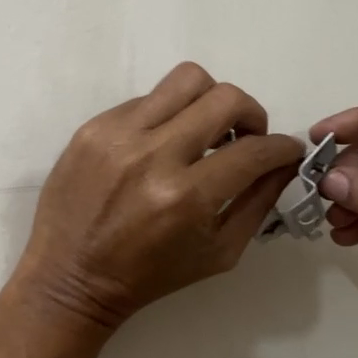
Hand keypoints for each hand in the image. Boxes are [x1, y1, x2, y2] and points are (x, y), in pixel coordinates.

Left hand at [15, 63, 304, 331]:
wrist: (71, 278)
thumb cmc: (151, 275)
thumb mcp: (219, 253)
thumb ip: (258, 203)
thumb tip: (285, 162)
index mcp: (187, 197)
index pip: (254, 151)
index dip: (283, 148)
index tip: (286, 151)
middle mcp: (154, 156)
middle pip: (225, 98)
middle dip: (252, 114)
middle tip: (246, 137)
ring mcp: (118, 135)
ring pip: (186, 80)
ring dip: (210, 101)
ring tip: (206, 129)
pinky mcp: (93, 127)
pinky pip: (146, 99)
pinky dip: (166, 117)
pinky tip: (161, 145)